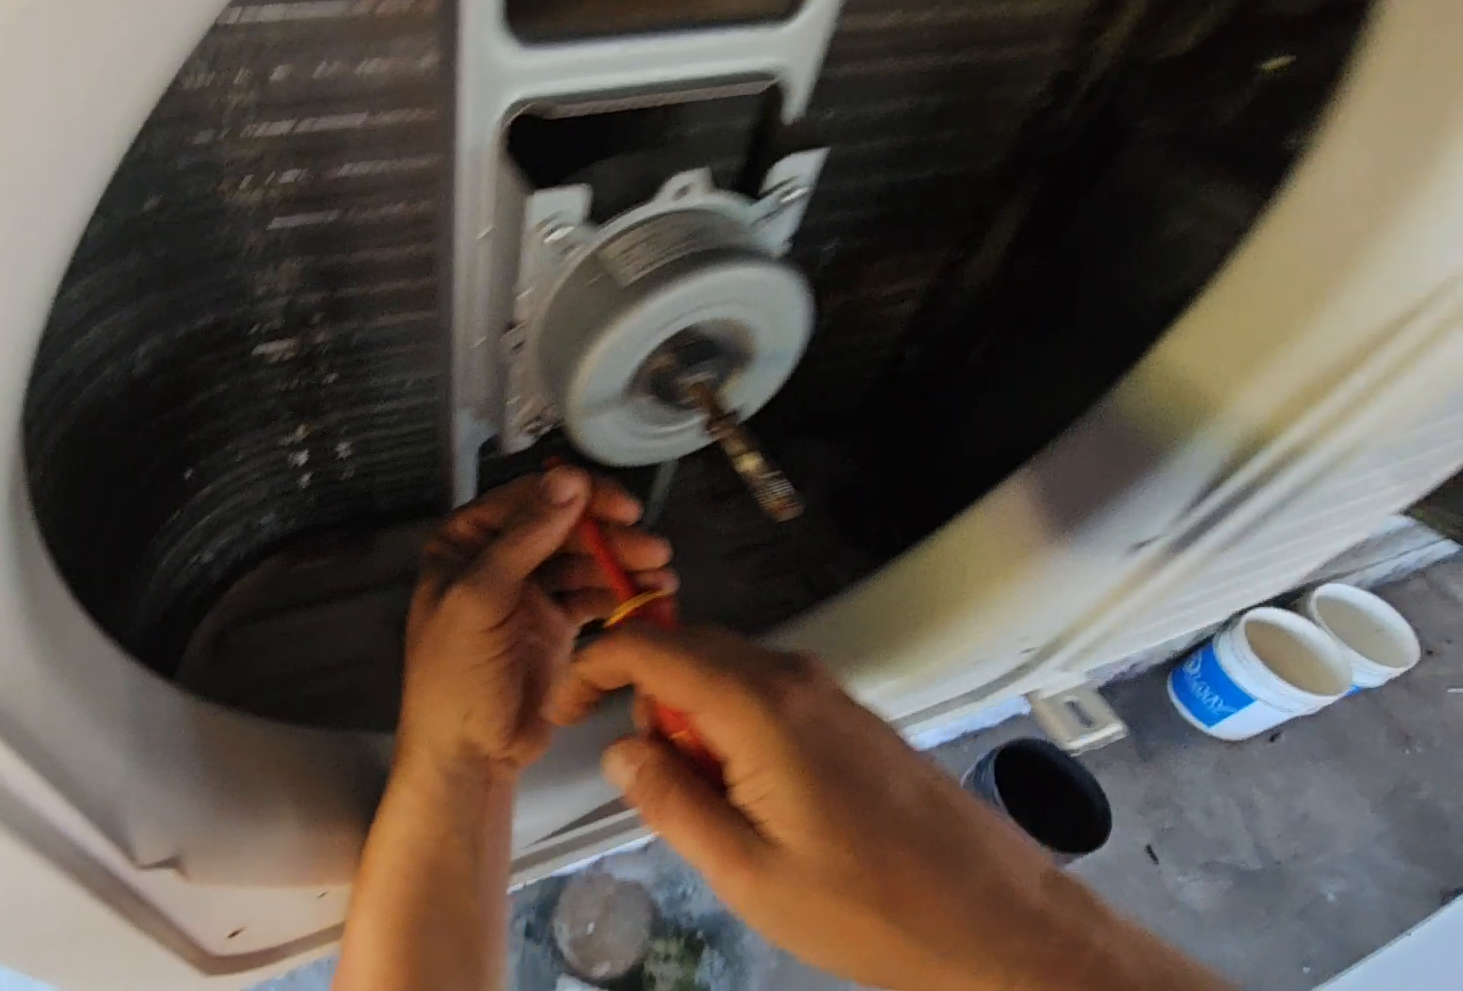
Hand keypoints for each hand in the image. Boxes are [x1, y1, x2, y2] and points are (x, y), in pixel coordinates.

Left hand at [400, 467, 673, 775]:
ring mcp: (529, 590)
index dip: (578, 497)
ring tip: (662, 575)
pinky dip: (620, 594)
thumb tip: (570, 477)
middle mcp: (498, 556)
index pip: (529, 499)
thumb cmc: (458, 673)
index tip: (624, 508)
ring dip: (622, 565)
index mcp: (466, 540)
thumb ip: (526, 537)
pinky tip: (651, 595)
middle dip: (609, 537)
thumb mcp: (482, 598)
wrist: (469, 754)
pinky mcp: (556, 621)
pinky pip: (592, 594)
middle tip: (654, 550)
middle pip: (563, 528)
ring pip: (583, 560)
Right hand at [548, 625, 1226, 990]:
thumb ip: (669, 799)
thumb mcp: (746, 872)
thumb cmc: (870, 907)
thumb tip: (620, 748)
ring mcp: (822, 687)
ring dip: (691, 722)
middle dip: (647, 702)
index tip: (565, 710)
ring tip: (718, 805)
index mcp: (756, 703)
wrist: (1006, 925)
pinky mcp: (842, 710)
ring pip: (720, 673)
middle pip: (684, 652)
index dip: (592, 666)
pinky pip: (759, 693)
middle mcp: (788, 675)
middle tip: (659, 783)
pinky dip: (729, 726)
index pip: (649, 647)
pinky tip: (758, 796)